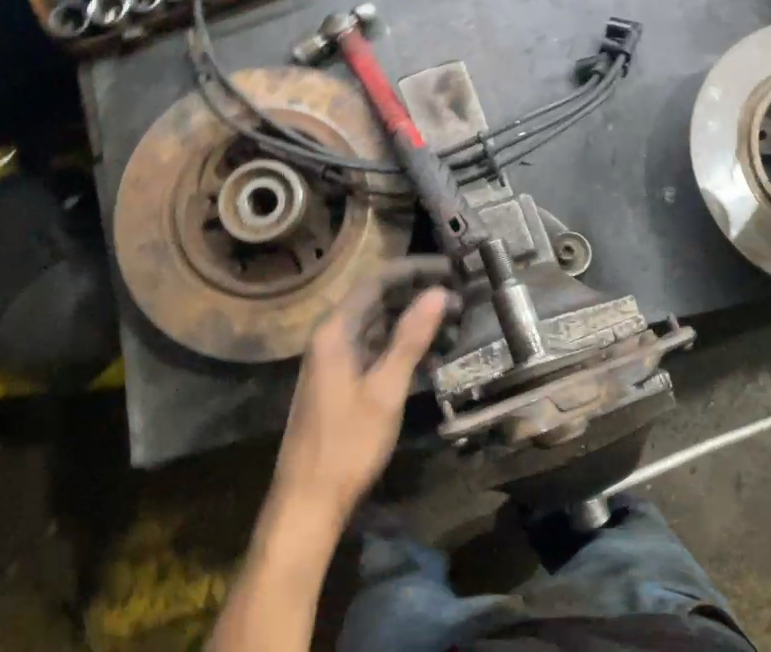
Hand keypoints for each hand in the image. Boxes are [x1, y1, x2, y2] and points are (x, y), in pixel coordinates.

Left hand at [270, 257, 454, 527]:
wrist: (308, 501)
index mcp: (335, 331)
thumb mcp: (385, 390)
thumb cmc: (347, 444)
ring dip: (414, 324)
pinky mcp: (341, 383)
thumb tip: (437, 293)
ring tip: (455, 325)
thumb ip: (411, 338)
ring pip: (379, 327)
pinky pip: (375, 351)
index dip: (415, 270)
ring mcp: (335, 361)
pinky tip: (434, 360)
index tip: (452, 269)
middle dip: (418, 296)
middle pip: (378, 301)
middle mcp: (332, 338)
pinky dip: (403, 350)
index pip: (377, 281)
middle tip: (461, 298)